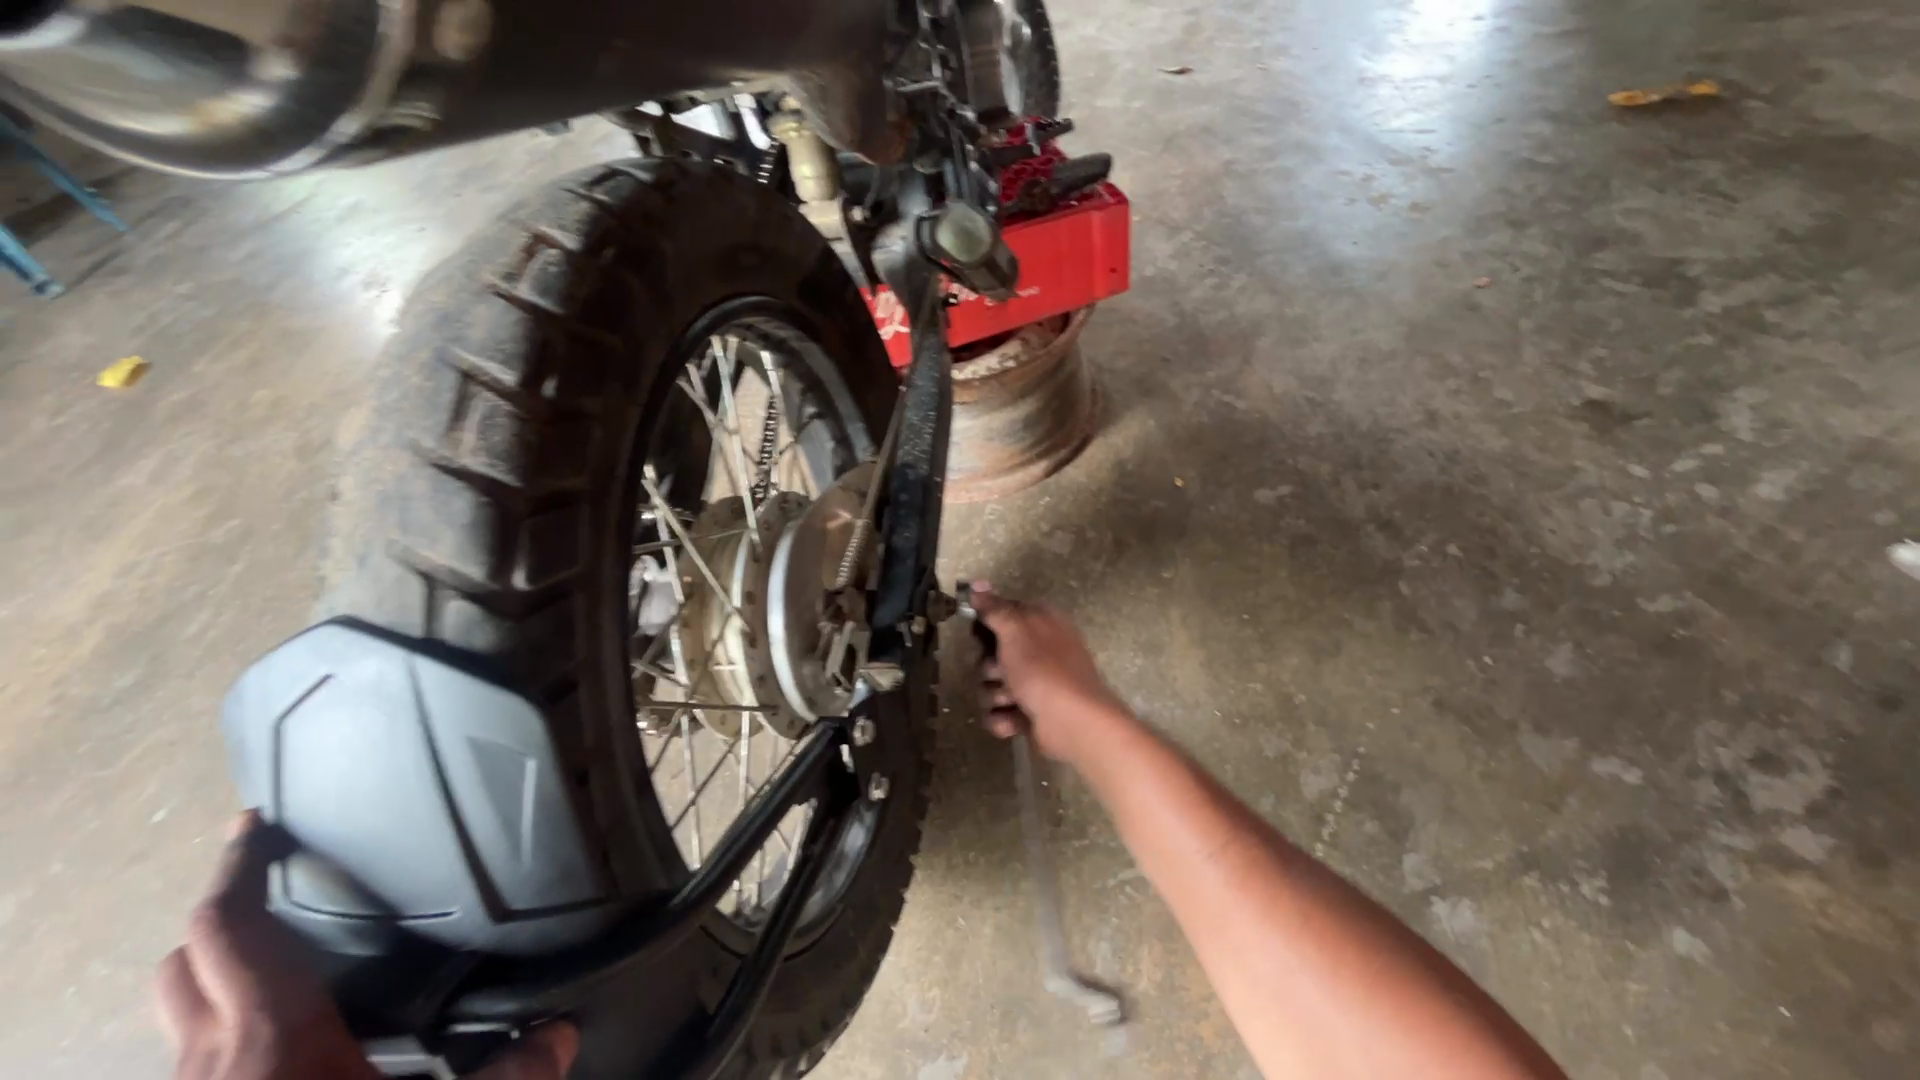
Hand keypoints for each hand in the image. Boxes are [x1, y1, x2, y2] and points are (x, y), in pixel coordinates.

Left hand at [157, 811, 577, 1079]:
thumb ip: (508, 1077)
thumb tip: (564, 1035)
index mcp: (270, 1032)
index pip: (232, 928)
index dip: (238, 866)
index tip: (256, 822)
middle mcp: (214, 1056)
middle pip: (186, 961)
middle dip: (221, 913)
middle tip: (279, 883)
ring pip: (182, 1012)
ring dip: (221, 974)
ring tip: (290, 958)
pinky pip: (199, 1054)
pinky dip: (230, 1025)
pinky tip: (288, 1042)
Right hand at [972, 583, 1129, 764]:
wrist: (1072, 721)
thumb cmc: (1044, 669)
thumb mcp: (1017, 630)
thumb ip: (995, 608)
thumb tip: (977, 585)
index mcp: (1041, 624)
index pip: (1003, 615)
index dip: (987, 625)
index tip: (978, 634)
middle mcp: (1039, 652)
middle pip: (991, 654)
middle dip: (989, 668)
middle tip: (999, 671)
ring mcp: (1035, 685)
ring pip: (992, 686)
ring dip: (995, 695)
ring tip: (1012, 700)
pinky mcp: (1030, 714)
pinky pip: (1000, 713)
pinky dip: (1004, 718)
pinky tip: (1014, 720)